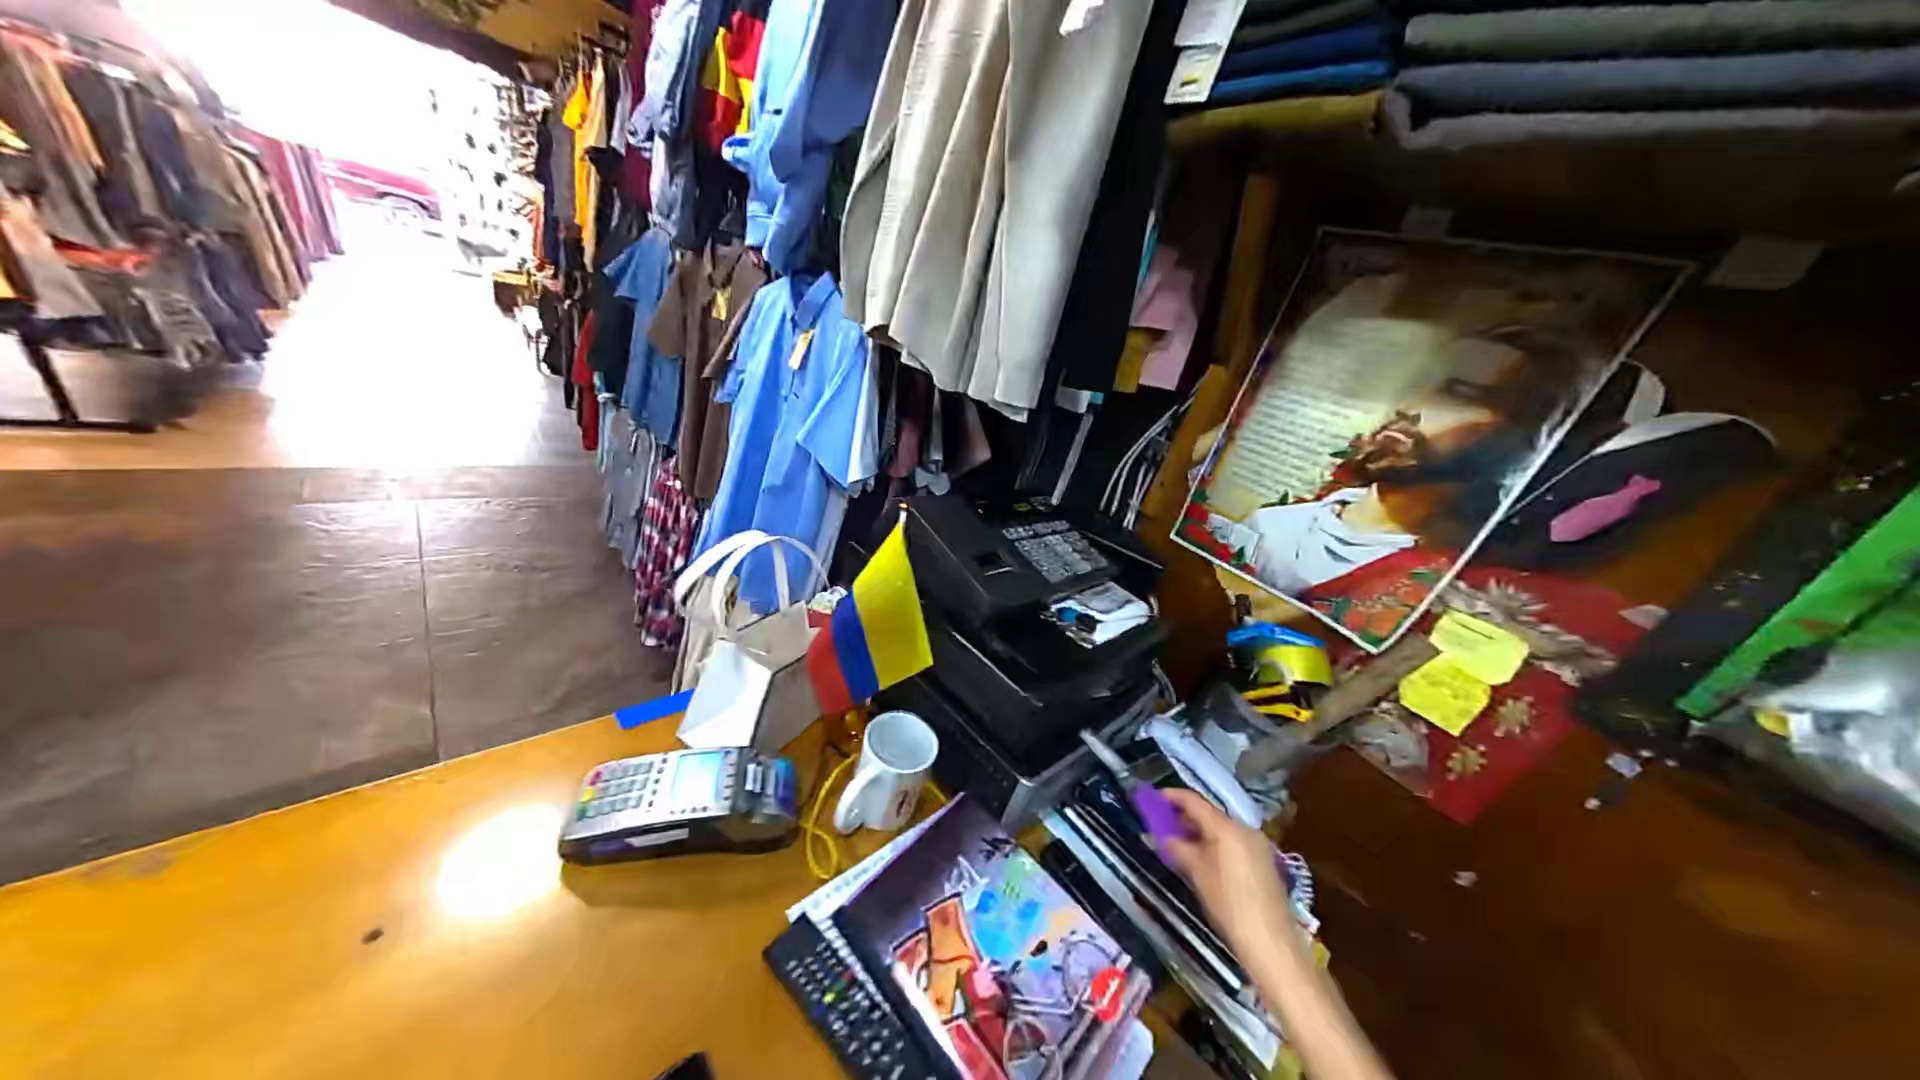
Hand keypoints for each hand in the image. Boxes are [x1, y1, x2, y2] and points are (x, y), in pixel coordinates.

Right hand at [1159, 788, 1297, 962]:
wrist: (1271, 944)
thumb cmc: (1229, 906)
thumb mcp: (1197, 874)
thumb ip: (1177, 847)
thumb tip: (1158, 834)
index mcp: (1227, 828)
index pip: (1194, 801)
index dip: (1170, 797)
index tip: (1151, 799)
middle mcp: (1245, 829)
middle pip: (1209, 814)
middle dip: (1184, 817)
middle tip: (1160, 823)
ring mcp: (1258, 845)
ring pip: (1221, 829)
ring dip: (1198, 831)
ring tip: (1176, 841)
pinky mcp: (1264, 861)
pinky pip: (1233, 842)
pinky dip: (1214, 843)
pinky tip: (1201, 858)